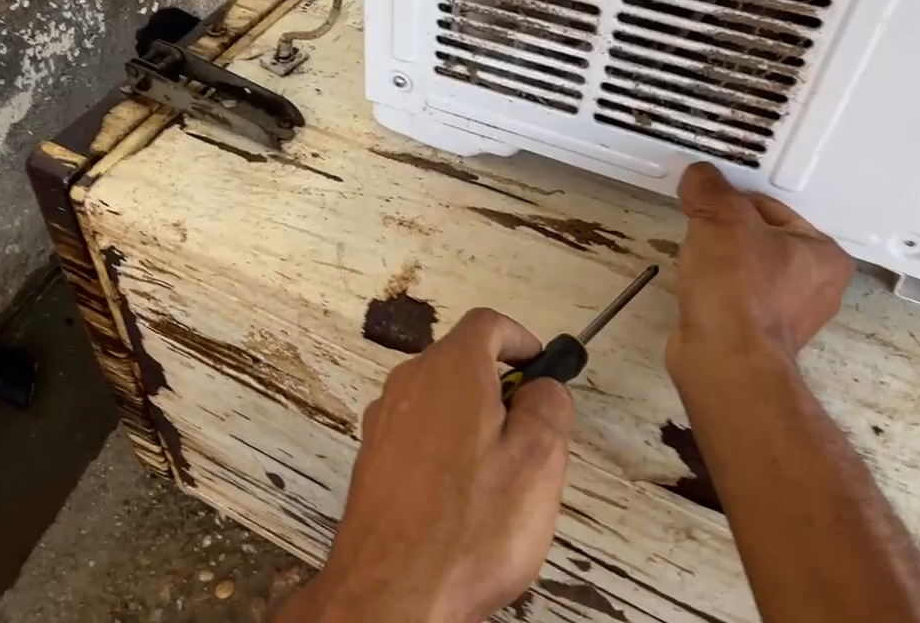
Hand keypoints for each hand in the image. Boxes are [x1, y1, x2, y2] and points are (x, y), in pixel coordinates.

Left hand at [282, 308, 573, 622]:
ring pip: (440, 399)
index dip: (521, 338)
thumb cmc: (471, 526)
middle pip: (463, 361)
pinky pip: (418, 433)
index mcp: (452, 368)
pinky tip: (460, 499)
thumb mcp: (538, 460)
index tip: (542, 368)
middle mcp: (409, 381)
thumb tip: (543, 386)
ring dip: (472, 419)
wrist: (389, 595)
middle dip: (500, 387)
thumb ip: (549, 406)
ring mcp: (383, 420)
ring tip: (497, 478)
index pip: (487, 323)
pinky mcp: (371, 458)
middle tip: (529, 436)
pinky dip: (444, 446)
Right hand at [666, 163, 853, 382]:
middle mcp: (817, 288)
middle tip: (703, 230)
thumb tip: (699, 177)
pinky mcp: (760, 338)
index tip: (709, 203)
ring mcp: (789, 317)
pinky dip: (716, 290)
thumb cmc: (737, 289)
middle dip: (727, 232)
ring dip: (720, 262)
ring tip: (699, 261)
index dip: (733, 200)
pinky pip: (735, 298)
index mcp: (826, 255)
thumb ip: (709, 187)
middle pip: (760, 238)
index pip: (772, 208)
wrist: (724, 359)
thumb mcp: (720, 217)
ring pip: (747, 269)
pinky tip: (700, 289)